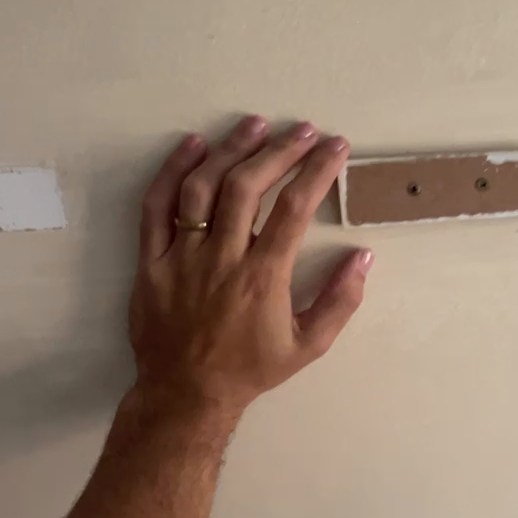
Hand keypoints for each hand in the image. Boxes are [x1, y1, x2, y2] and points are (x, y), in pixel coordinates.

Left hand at [126, 115, 371, 420]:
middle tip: (302, 129)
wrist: (187, 393)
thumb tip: (365, 257)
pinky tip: (193, 146)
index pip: (295, 209)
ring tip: (255, 124)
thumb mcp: (310, 346)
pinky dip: (172, 172)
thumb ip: (340, 301)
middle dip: (280, 151)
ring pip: (203, 188)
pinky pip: (156, 207)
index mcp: (264, 277)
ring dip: (231, 150)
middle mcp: (223, 259)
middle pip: (250, 187)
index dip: (318, 171)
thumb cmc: (252, 369)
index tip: (335, 146)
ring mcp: (182, 256)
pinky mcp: (152, 260)